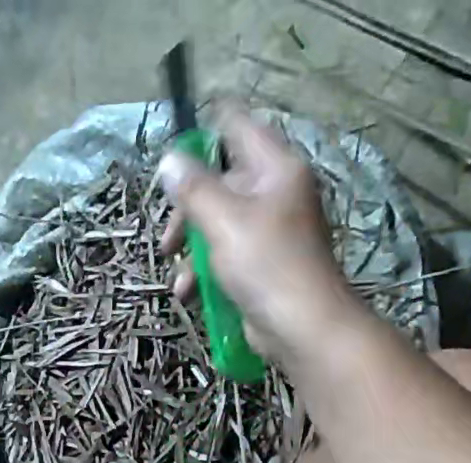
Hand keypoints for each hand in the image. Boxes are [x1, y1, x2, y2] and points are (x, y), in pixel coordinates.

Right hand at [158, 107, 365, 361]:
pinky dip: (204, 274)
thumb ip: (194, 189)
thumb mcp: (223, 222)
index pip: (238, 128)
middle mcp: (275, 194)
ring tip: (180, 282)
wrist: (302, 326)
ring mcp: (270, 232)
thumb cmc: (266, 265)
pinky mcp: (262, 266)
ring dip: (191, 253)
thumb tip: (169, 159)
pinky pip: (225, 257)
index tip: (174, 145)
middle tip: (169, 241)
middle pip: (220, 186)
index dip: (206, 130)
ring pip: (217, 226)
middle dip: (187, 214)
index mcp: (275, 170)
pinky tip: (190, 295)